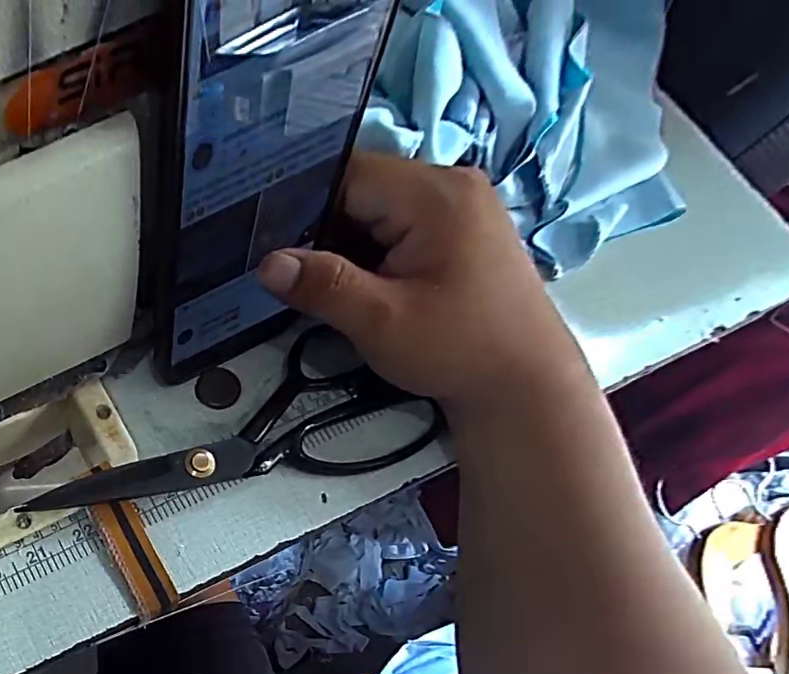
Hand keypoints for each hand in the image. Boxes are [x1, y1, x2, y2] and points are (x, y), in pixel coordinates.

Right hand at [255, 153, 587, 413]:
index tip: (266, 242)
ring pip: (375, 216)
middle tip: (284, 273)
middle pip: (361, 192)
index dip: (302, 205)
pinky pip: (396, 233)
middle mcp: (449, 187)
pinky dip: (367, 258)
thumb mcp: (380, 321)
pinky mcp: (456, 237)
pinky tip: (350, 289)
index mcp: (434, 194)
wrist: (523, 384)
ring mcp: (456, 211)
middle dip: (320, 232)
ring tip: (312, 286)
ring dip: (343, 249)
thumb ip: (323, 286)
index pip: (349, 174)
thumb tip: (266, 264)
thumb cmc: (456, 349)